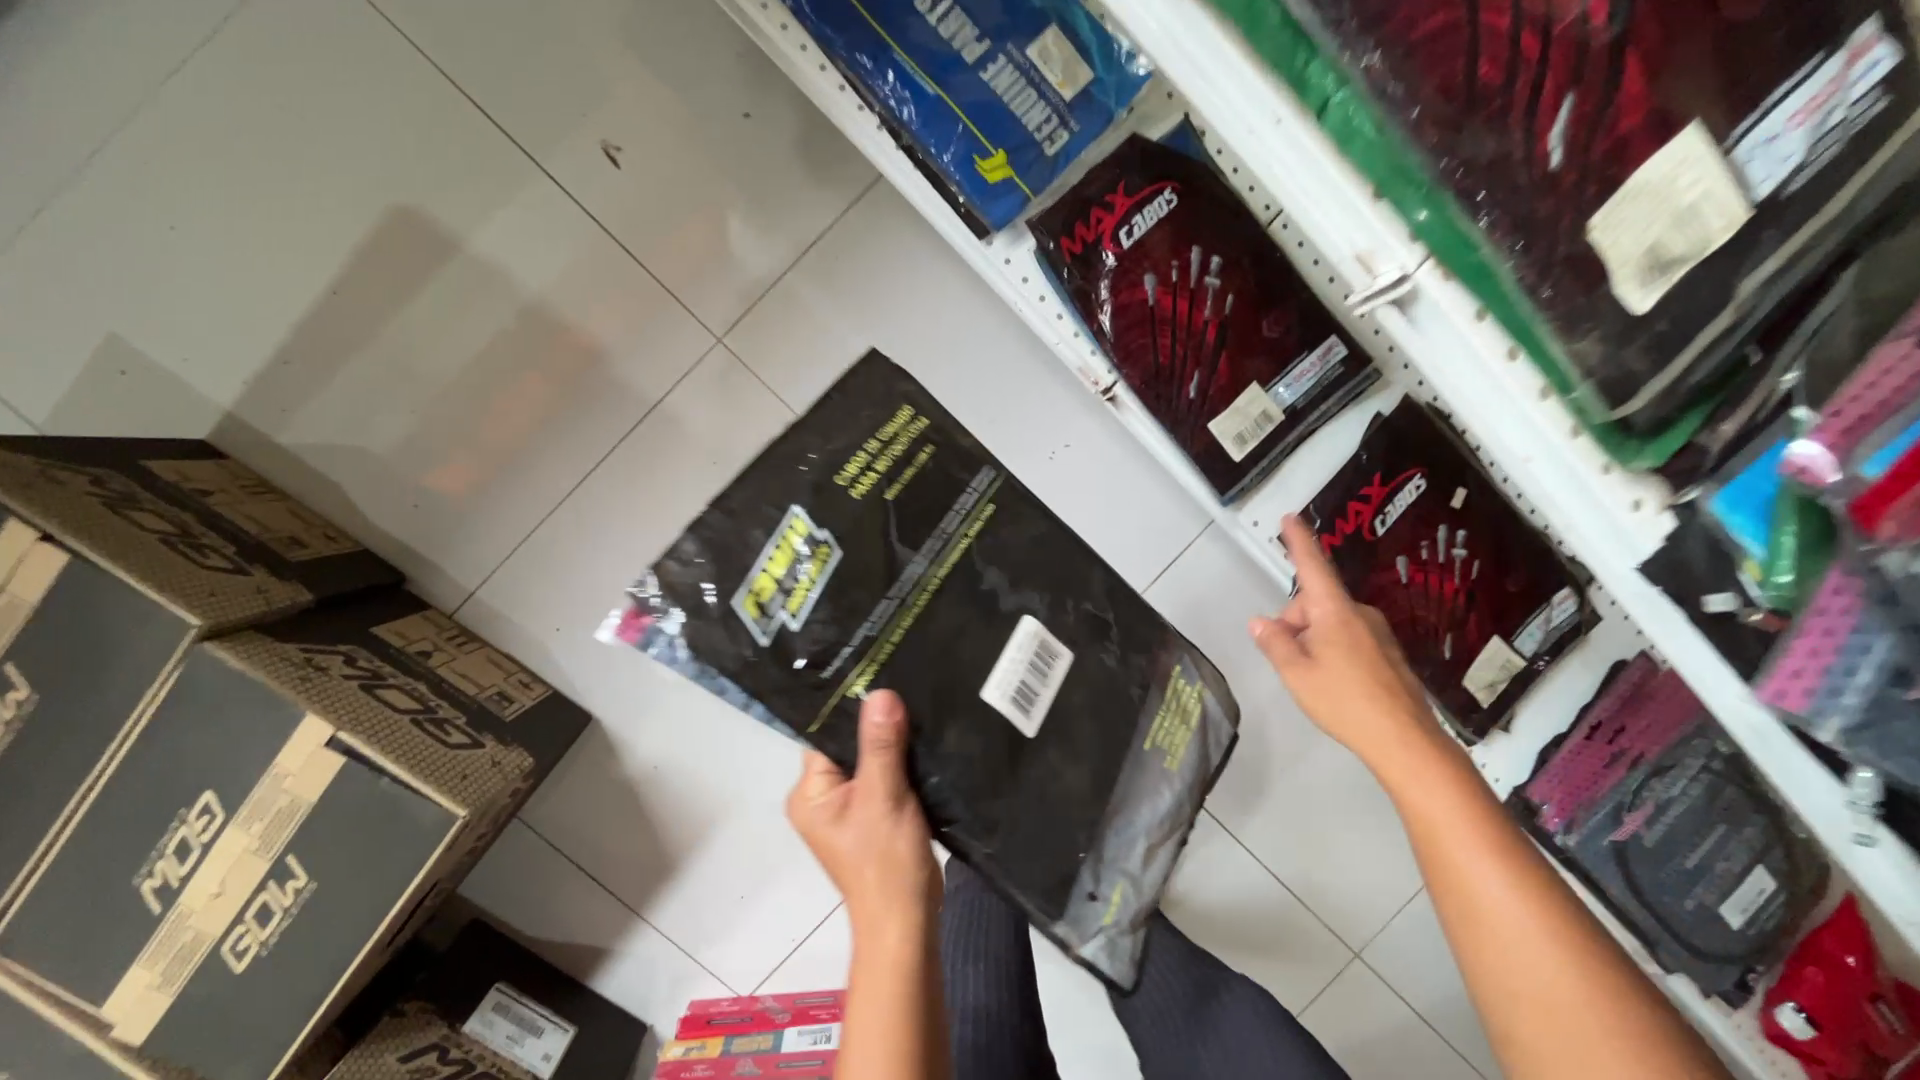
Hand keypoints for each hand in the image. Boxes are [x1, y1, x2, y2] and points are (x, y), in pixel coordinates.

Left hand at [787, 691, 940, 942]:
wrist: (908, 920)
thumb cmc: (886, 861)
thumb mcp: (883, 795)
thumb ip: (881, 745)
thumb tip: (880, 693)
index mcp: (809, 793)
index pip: (827, 735)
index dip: (854, 710)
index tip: (883, 679)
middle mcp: (822, 797)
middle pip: (850, 746)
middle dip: (879, 726)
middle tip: (908, 690)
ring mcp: (849, 809)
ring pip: (871, 761)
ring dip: (894, 746)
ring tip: (920, 712)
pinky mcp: (874, 816)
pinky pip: (886, 778)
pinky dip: (902, 766)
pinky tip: (924, 746)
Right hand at [1250, 515, 1447, 770]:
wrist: (1404, 739)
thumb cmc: (1343, 701)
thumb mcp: (1296, 673)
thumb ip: (1274, 643)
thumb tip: (1260, 622)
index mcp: (1335, 611)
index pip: (1312, 567)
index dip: (1299, 542)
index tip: (1291, 517)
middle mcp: (1360, 614)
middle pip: (1314, 604)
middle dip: (1294, 623)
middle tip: (1289, 661)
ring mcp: (1378, 633)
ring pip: (1330, 624)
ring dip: (1313, 641)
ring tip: (1313, 680)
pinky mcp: (1388, 654)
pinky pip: (1349, 640)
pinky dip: (1333, 653)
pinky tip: (1335, 686)